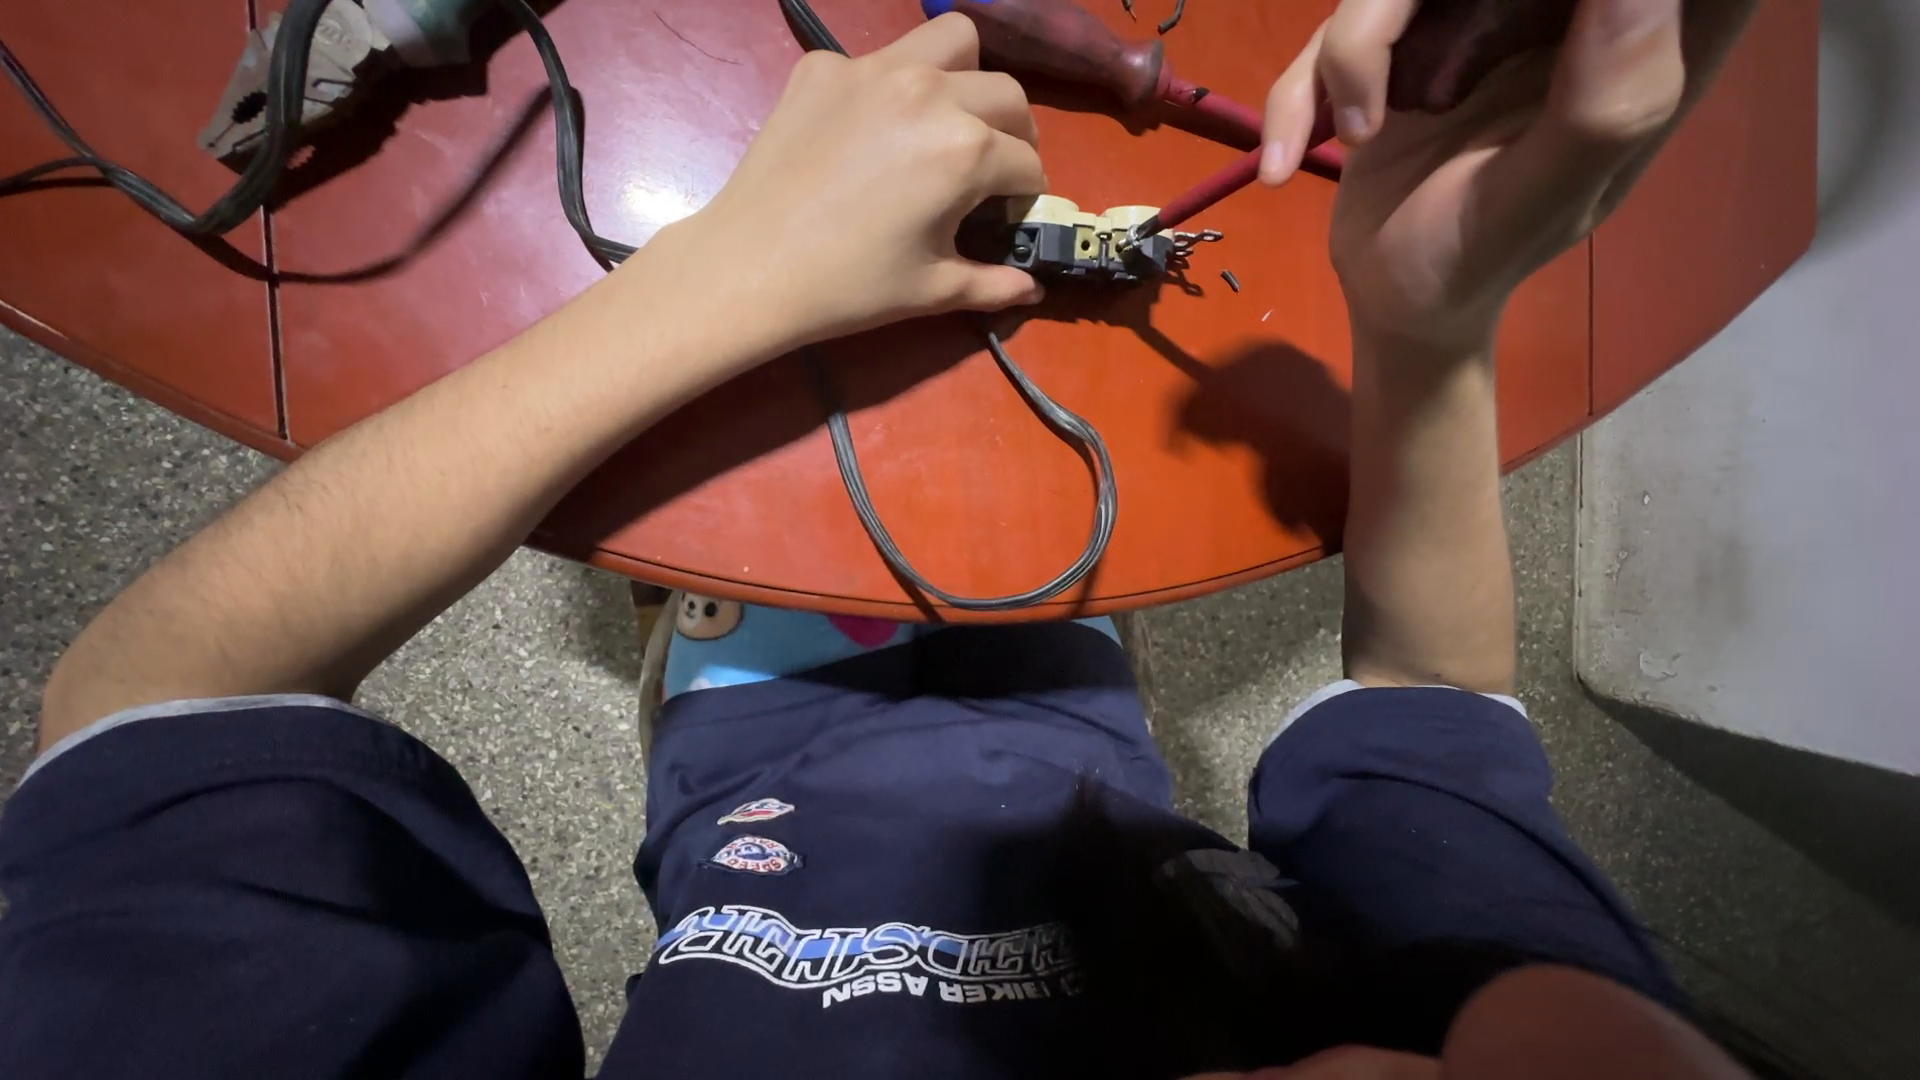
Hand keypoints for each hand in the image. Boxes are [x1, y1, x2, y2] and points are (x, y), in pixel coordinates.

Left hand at [649, 14, 1047, 357]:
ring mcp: (873, 68)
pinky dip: (896, 86)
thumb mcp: (932, 291)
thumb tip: (1033, 288)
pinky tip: (873, 132)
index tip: (1010, 216)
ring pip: (953, 42)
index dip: (1028, 197)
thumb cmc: (850, 288)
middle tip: (993, 172)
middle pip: (1008, 95)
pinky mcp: (824, 66)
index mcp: (965, 150)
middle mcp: (930, 92)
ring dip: (969, 80)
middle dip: (1015, 136)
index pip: (1028, 163)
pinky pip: (882, 58)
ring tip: (948, 123)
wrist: (753, 268)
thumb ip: (994, 284)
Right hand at [1260, 0, 1754, 354]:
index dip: (1532, 2)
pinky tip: (1284, 161)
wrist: (1393, 300)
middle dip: (1400, 14)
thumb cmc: (1479, 259)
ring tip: (1356, 137)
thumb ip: (1607, 100)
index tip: (1503, 31)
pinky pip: (1327, 37)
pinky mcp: (1387, 49)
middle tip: (1387, 93)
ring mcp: (1462, 17)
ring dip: (1349, 52)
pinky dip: (1294, 99)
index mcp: (1632, 28)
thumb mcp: (1545, 196)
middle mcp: (1548, 6)